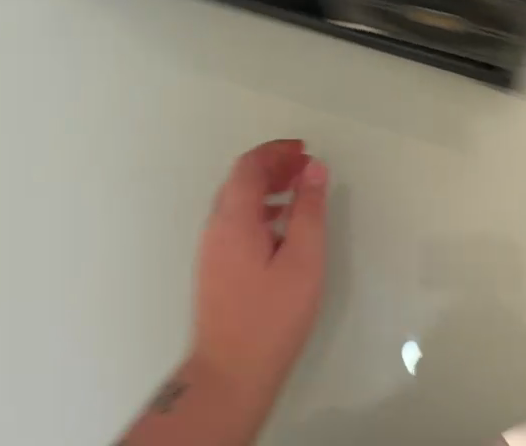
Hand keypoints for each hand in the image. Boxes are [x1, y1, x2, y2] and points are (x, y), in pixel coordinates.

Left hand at [191, 139, 328, 411]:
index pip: (249, 166)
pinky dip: (260, 210)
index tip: (304, 151)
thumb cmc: (271, 316)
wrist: (230, 374)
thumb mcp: (303, 259)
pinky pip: (236, 222)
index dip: (276, 151)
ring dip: (268, 189)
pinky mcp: (215, 268)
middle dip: (274, 167)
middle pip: (241, 180)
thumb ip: (309, 210)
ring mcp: (212, 249)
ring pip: (238, 202)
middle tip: (305, 168)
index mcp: (234, 218)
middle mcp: (216, 227)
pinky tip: (283, 229)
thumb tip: (313, 169)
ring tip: (300, 194)